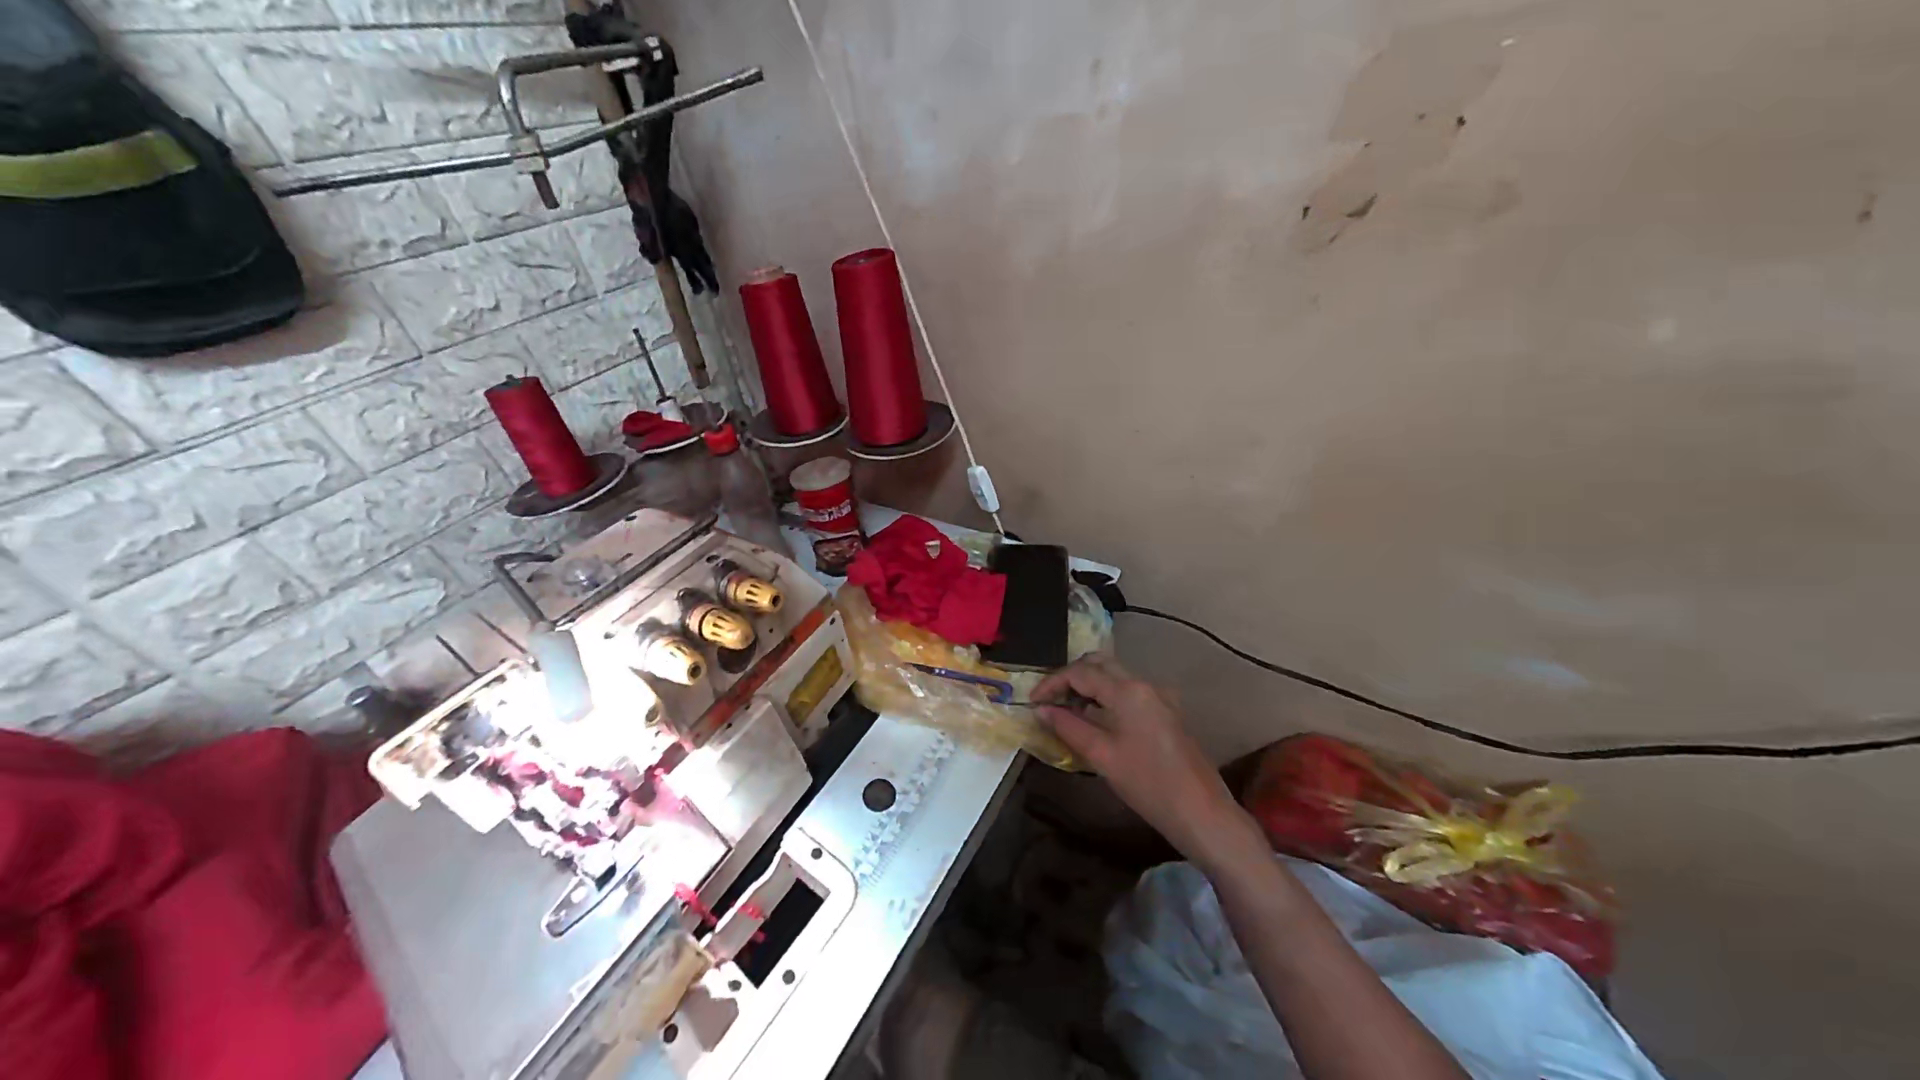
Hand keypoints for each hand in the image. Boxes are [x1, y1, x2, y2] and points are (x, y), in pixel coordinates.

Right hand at [1033, 654, 1266, 872]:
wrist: (1202, 812)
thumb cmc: (1148, 784)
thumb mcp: (1102, 756)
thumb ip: (1069, 727)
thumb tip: (1041, 710)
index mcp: (1128, 690)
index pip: (1081, 672)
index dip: (1052, 683)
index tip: (1032, 702)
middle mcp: (1145, 684)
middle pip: (1100, 664)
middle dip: (1070, 677)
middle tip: (1048, 700)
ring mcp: (1159, 697)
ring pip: (1115, 676)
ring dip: (1088, 686)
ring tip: (1065, 710)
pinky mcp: (1166, 712)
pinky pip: (1128, 692)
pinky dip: (1105, 696)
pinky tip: (1093, 719)